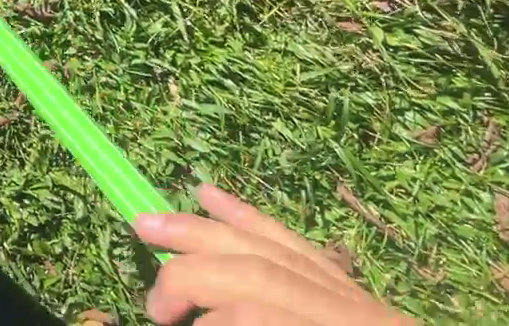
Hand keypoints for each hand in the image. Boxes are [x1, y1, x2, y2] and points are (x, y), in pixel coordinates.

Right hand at [135, 185, 415, 325]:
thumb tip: (206, 322)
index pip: (261, 318)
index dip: (210, 318)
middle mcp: (354, 319)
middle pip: (260, 273)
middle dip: (192, 278)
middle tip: (152, 305)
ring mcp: (361, 302)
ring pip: (270, 248)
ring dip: (200, 232)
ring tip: (147, 224)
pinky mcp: (360, 293)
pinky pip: (297, 244)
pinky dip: (246, 217)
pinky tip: (206, 194)